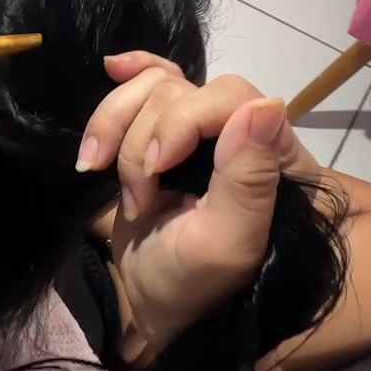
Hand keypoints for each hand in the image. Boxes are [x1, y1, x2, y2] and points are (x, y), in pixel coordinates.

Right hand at [78, 53, 318, 347]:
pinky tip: (112, 68)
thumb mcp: (225, 242)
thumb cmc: (194, 284)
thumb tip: (264, 105)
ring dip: (114, 128)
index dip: (180, 122)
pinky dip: (129, 78)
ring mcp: (197, 130)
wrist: (154, 302)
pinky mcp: (162, 131)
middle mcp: (238, 133)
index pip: (227, 98)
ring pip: (149, 88)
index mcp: (272, 158)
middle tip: (137, 199)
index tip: (154, 168)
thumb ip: (248, 179)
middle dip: (140, 142)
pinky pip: (147, 84)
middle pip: (178, 92)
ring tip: (99, 172)